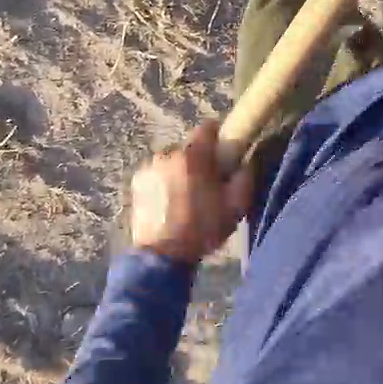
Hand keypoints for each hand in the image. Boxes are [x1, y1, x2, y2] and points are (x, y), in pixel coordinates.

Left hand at [128, 121, 251, 263]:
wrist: (162, 256)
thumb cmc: (202, 229)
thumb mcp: (235, 206)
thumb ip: (245, 177)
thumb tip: (245, 162)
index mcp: (193, 155)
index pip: (208, 127)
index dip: (218, 137)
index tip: (223, 154)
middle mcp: (168, 154)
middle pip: (189, 147)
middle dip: (198, 160)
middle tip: (206, 183)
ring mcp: (149, 168)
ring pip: (171, 161)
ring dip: (180, 171)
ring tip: (185, 197)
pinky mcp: (137, 183)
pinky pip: (157, 174)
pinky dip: (164, 182)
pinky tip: (169, 204)